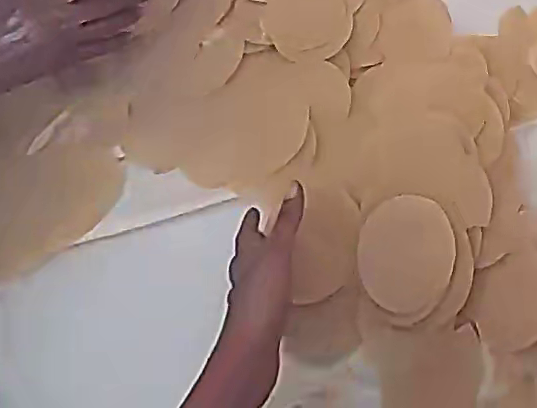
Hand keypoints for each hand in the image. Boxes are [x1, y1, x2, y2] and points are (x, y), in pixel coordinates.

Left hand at [224, 186, 305, 342]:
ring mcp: (251, 298)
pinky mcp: (262, 318)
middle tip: (269, 227)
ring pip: (257, 273)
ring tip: (280, 255)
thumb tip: (291, 188)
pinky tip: (285, 289)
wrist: (252, 349)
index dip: (251, 218)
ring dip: (266, 262)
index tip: (255, 208)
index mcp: (246, 255)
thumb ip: (286, 221)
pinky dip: (276, 286)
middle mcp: (245, 275)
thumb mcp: (278, 250)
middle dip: (258, 239)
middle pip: (249, 252)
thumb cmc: (260, 298)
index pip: (247, 231)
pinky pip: (268, 294)